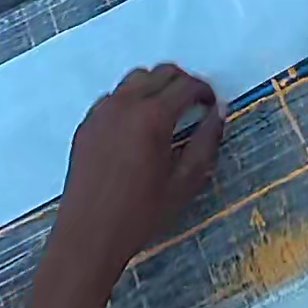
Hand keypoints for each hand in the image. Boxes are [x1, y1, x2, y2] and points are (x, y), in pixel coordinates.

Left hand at [53, 63, 223, 273]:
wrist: (88, 235)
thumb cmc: (141, 213)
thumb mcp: (184, 182)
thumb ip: (206, 142)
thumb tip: (219, 111)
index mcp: (153, 116)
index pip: (186, 85)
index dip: (204, 91)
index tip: (211, 105)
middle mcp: (126, 103)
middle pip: (162, 72)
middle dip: (183, 83)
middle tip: (194, 106)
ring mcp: (103, 109)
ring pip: (136, 78)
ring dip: (156, 86)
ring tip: (167, 113)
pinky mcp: (88, 121)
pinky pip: (115, 96)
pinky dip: (132, 99)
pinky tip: (136, 127)